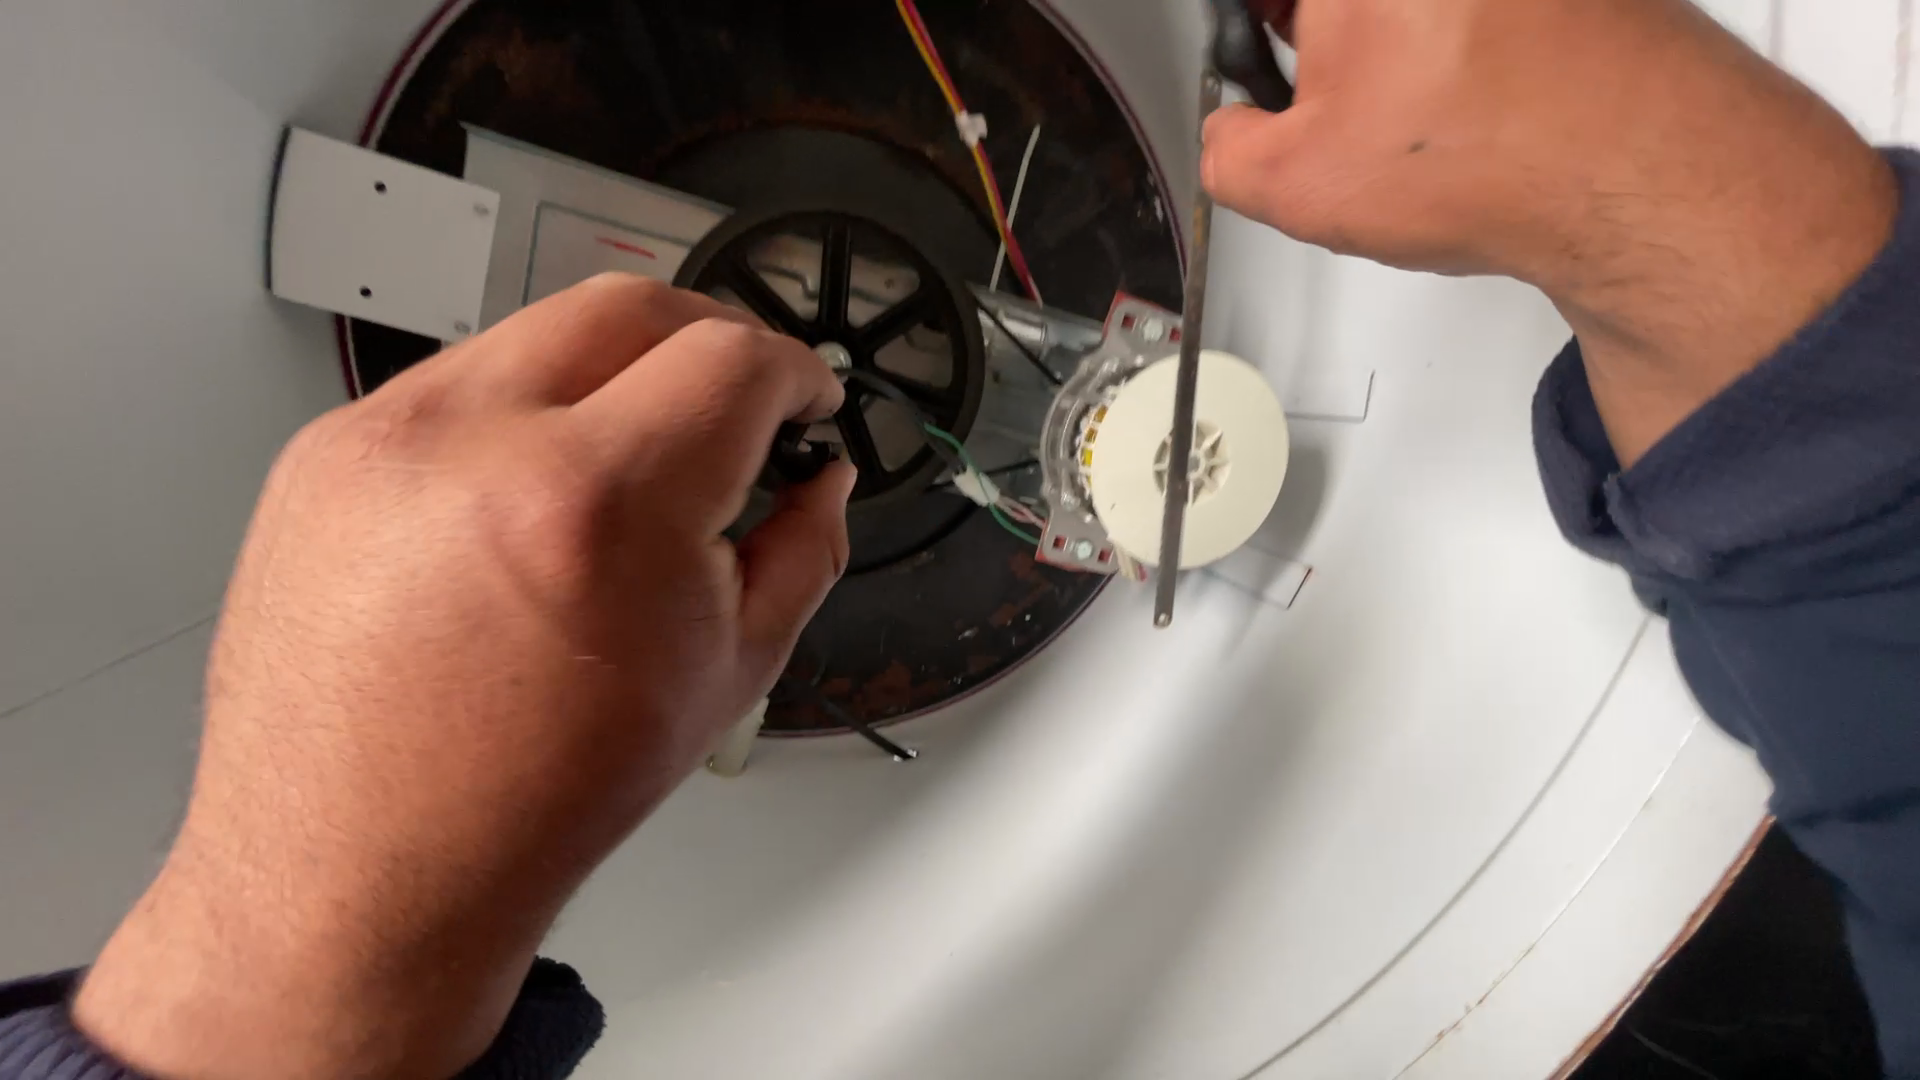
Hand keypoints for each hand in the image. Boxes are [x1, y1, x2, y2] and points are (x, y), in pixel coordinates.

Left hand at [72, 275, 853, 1078]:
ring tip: (658, 452)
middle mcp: (479, 442)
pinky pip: (482, 376)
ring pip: (558, 328)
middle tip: (750, 402)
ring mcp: (388, 435)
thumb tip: (822, 482)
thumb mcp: (735, 664)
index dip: (798, 375)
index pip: (736, 361)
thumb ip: (806, 546)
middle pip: (642, 308)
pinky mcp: (337, 449)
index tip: (808, 404)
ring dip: (636, 371)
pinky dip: (554, 401)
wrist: (377, 858)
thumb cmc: (549, 785)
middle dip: (723, 342)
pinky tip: (569, 478)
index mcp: (602, 503)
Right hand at [1204, 0, 1896, 463]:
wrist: (1630, 172)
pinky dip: (1430, 46)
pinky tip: (1437, 105)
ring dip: (1368, 46)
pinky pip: (1455, 13)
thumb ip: (1221, 150)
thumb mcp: (1285, 183)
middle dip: (1301, 32)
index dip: (1239, 30)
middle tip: (1296, 90)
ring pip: (1392, 8)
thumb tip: (1229, 135)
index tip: (1240, 53)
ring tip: (1378, 112)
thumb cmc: (1485, 156)